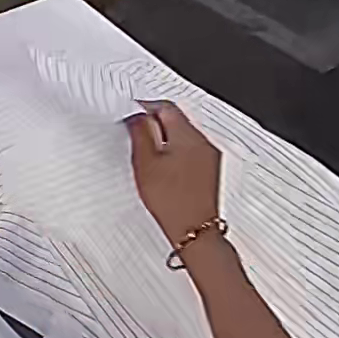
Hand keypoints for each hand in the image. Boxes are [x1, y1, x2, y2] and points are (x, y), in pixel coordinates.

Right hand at [124, 101, 221, 246]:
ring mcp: (209, 157)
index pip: (165, 107)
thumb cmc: (170, 201)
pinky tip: (160, 167)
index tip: (130, 114)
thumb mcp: (145, 162)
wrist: (193, 231)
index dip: (144, 107)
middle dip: (153, 122)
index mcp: (188, 137)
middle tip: (134, 134)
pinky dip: (172, 151)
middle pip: (175, 119)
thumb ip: (140, 132)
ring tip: (146, 155)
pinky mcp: (208, 170)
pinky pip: (188, 149)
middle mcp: (204, 143)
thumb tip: (137, 115)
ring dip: (162, 137)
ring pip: (181, 134)